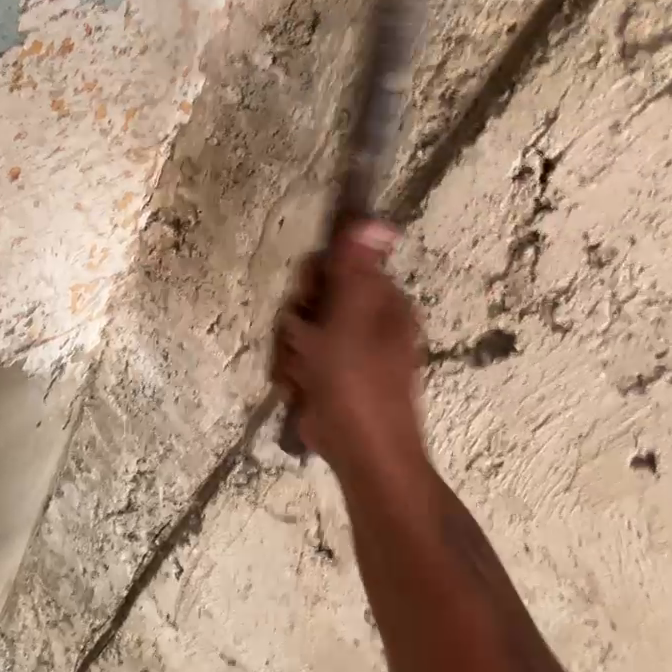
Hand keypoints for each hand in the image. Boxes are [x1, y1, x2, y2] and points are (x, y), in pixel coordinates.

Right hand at [271, 221, 426, 483]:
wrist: (361, 451)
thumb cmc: (358, 383)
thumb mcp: (350, 319)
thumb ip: (353, 271)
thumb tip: (373, 219)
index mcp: (381, 302)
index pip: (334, 266)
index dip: (312, 281)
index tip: (307, 301)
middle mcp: (365, 321)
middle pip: (309, 299)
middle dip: (297, 324)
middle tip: (305, 344)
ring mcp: (344, 351)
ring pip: (295, 331)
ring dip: (291, 353)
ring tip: (303, 374)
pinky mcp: (325, 376)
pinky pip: (294, 359)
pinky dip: (291, 373)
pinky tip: (299, 388)